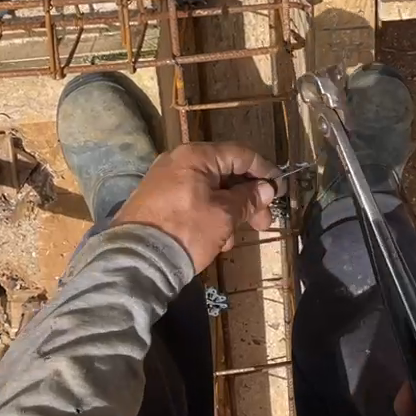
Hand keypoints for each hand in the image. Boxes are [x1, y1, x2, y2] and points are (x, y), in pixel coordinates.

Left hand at [112, 142, 278, 271]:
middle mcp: (179, 161)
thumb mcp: (223, 215)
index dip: (264, 170)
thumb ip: (248, 199)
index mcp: (195, 156)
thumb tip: (267, 189)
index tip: (281, 189)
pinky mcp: (158, 201)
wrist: (134, 261)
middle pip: (225, 173)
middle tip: (264, 223)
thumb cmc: (185, 230)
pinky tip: (217, 241)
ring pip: (210, 190)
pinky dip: (210, 216)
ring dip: (230, 212)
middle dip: (248, 199)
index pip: (240, 154)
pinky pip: (194, 201)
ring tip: (234, 239)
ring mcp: (166, 181)